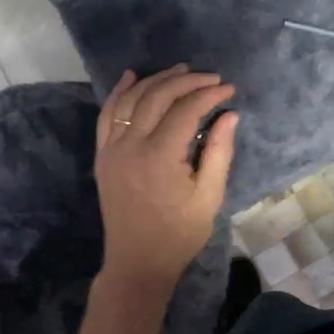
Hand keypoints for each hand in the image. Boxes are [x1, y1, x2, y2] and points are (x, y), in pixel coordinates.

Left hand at [93, 65, 240, 292]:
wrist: (137, 262)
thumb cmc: (179, 234)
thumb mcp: (209, 197)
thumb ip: (219, 152)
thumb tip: (230, 114)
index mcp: (160, 156)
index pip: (186, 109)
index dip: (209, 94)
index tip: (229, 89)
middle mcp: (131, 146)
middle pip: (157, 97)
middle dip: (186, 81)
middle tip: (210, 77)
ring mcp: (111, 149)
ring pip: (130, 100)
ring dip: (155, 80)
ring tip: (180, 70)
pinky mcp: (102, 155)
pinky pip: (107, 115)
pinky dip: (119, 93)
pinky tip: (132, 76)